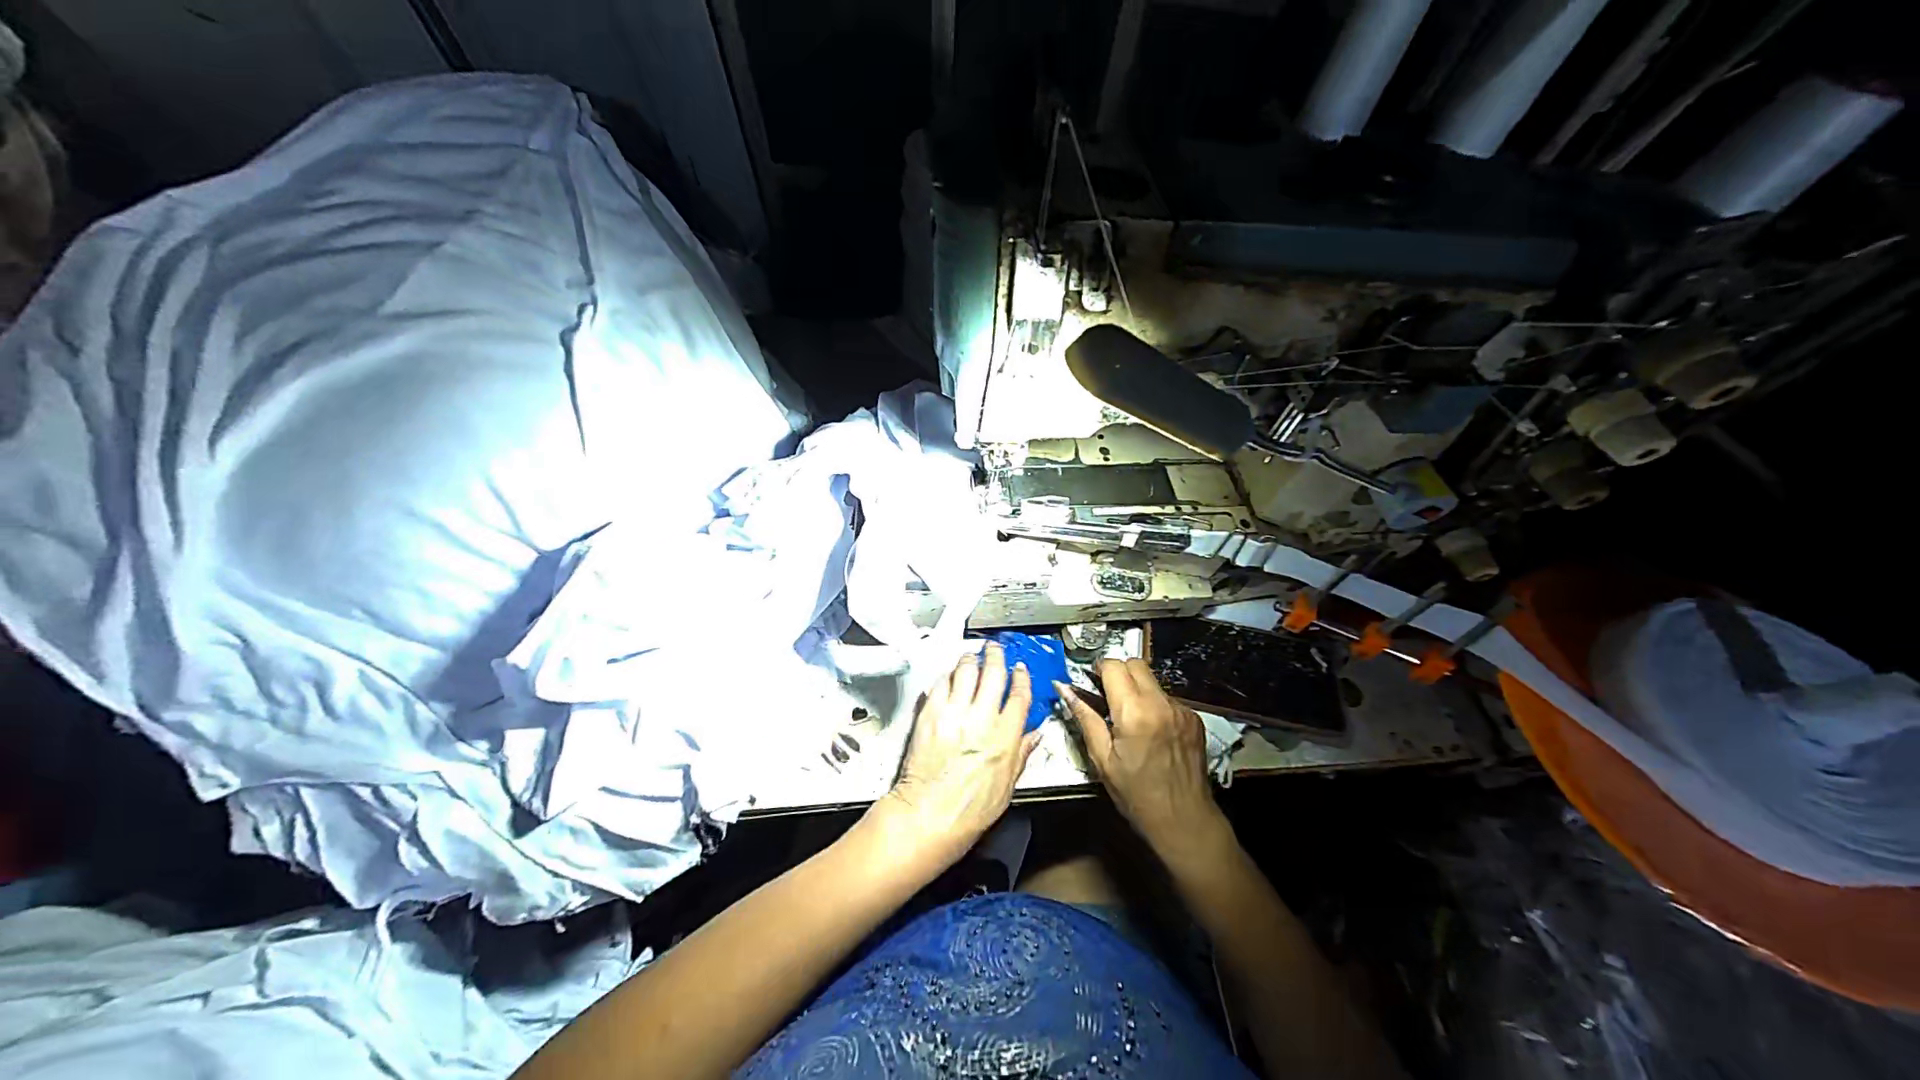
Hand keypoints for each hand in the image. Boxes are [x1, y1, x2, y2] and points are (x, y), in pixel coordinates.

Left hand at [878, 643, 1040, 867]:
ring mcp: (954, 713)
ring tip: (972, 656)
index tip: (1020, 670)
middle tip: (995, 649)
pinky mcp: (930, 713)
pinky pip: (940, 684)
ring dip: (971, 660)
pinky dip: (947, 676)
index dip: (1021, 677)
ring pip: (966, 671)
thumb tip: (1033, 737)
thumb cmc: (967, 811)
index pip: (1019, 694)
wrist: (929, 815)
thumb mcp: (1007, 787)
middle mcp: (982, 718)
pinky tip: (949, 676)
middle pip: (994, 673)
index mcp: (1006, 736)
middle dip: (996, 656)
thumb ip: (1021, 755)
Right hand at [1060, 658, 1225, 849]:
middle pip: (1135, 664)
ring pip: (1153, 681)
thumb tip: (1063, 689)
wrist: (1184, 819)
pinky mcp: (1194, 719)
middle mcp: (1161, 704)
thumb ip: (1084, 717)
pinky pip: (1168, 699)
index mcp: (1134, 712)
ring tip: (1130, 721)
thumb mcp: (1102, 759)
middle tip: (1108, 698)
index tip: (1092, 684)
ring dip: (1137, 690)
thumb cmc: (1137, 795)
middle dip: (1118, 674)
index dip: (1098, 670)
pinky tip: (1151, 732)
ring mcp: (1181, 710)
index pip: (1113, 666)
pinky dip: (1155, 706)